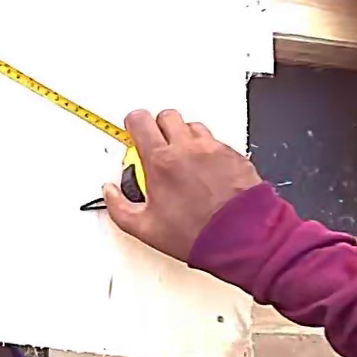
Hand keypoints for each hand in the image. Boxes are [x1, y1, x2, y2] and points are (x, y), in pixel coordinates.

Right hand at [101, 109, 262, 262]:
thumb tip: (111, 191)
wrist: (246, 241)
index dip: (133, 123)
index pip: (140, 120)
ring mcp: (214, 150)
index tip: (133, 135)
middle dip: (158, 127)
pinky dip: (206, 150)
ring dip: (183, 137)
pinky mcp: (235, 156)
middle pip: (166, 115)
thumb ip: (118, 206)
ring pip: (192, 125)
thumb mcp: (144, 228)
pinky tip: (204, 172)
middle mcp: (188, 148)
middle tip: (156, 148)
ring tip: (182, 160)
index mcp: (161, 161)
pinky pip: (216, 142)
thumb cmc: (199, 235)